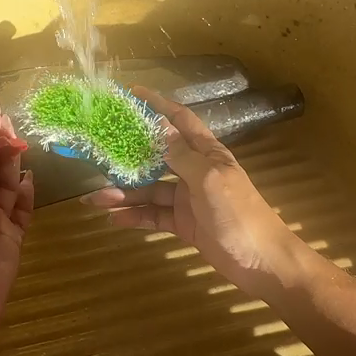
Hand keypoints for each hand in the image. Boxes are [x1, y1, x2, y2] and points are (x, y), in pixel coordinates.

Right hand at [82, 86, 309, 298]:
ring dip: (124, 193)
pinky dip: (134, 216)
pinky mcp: (184, 224)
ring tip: (94, 200)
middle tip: (96, 151)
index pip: (180, 120)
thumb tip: (157, 125)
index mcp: (207, 153)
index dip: (158, 105)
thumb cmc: (238, 214)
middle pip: (156, 156)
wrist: (261, 262)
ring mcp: (188, 199)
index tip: (131, 93)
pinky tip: (113, 218)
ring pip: (150, 190)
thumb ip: (181, 154)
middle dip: (127, 154)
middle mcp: (195, 171)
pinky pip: (154, 216)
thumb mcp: (208, 179)